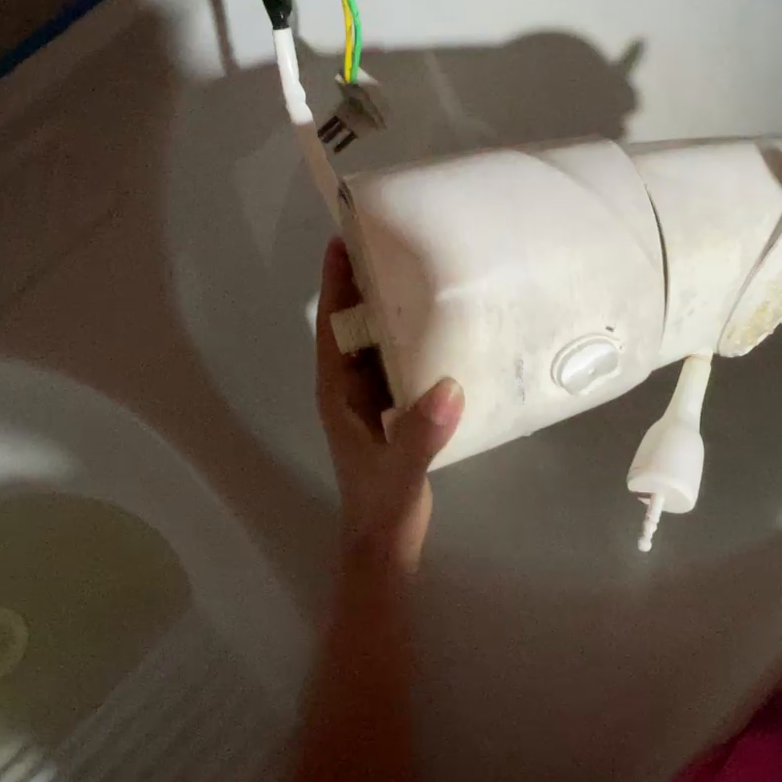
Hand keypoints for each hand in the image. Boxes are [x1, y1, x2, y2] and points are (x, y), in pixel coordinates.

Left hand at [316, 239, 463, 572]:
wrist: (387, 543)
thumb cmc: (382, 506)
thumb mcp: (400, 471)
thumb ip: (420, 435)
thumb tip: (450, 386)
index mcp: (338, 391)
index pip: (332, 326)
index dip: (335, 283)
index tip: (344, 239)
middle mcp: (350, 386)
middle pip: (352, 323)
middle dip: (364, 282)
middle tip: (393, 240)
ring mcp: (372, 396)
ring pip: (376, 339)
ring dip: (389, 306)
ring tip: (420, 268)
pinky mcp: (394, 407)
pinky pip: (400, 359)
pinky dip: (413, 336)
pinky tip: (443, 325)